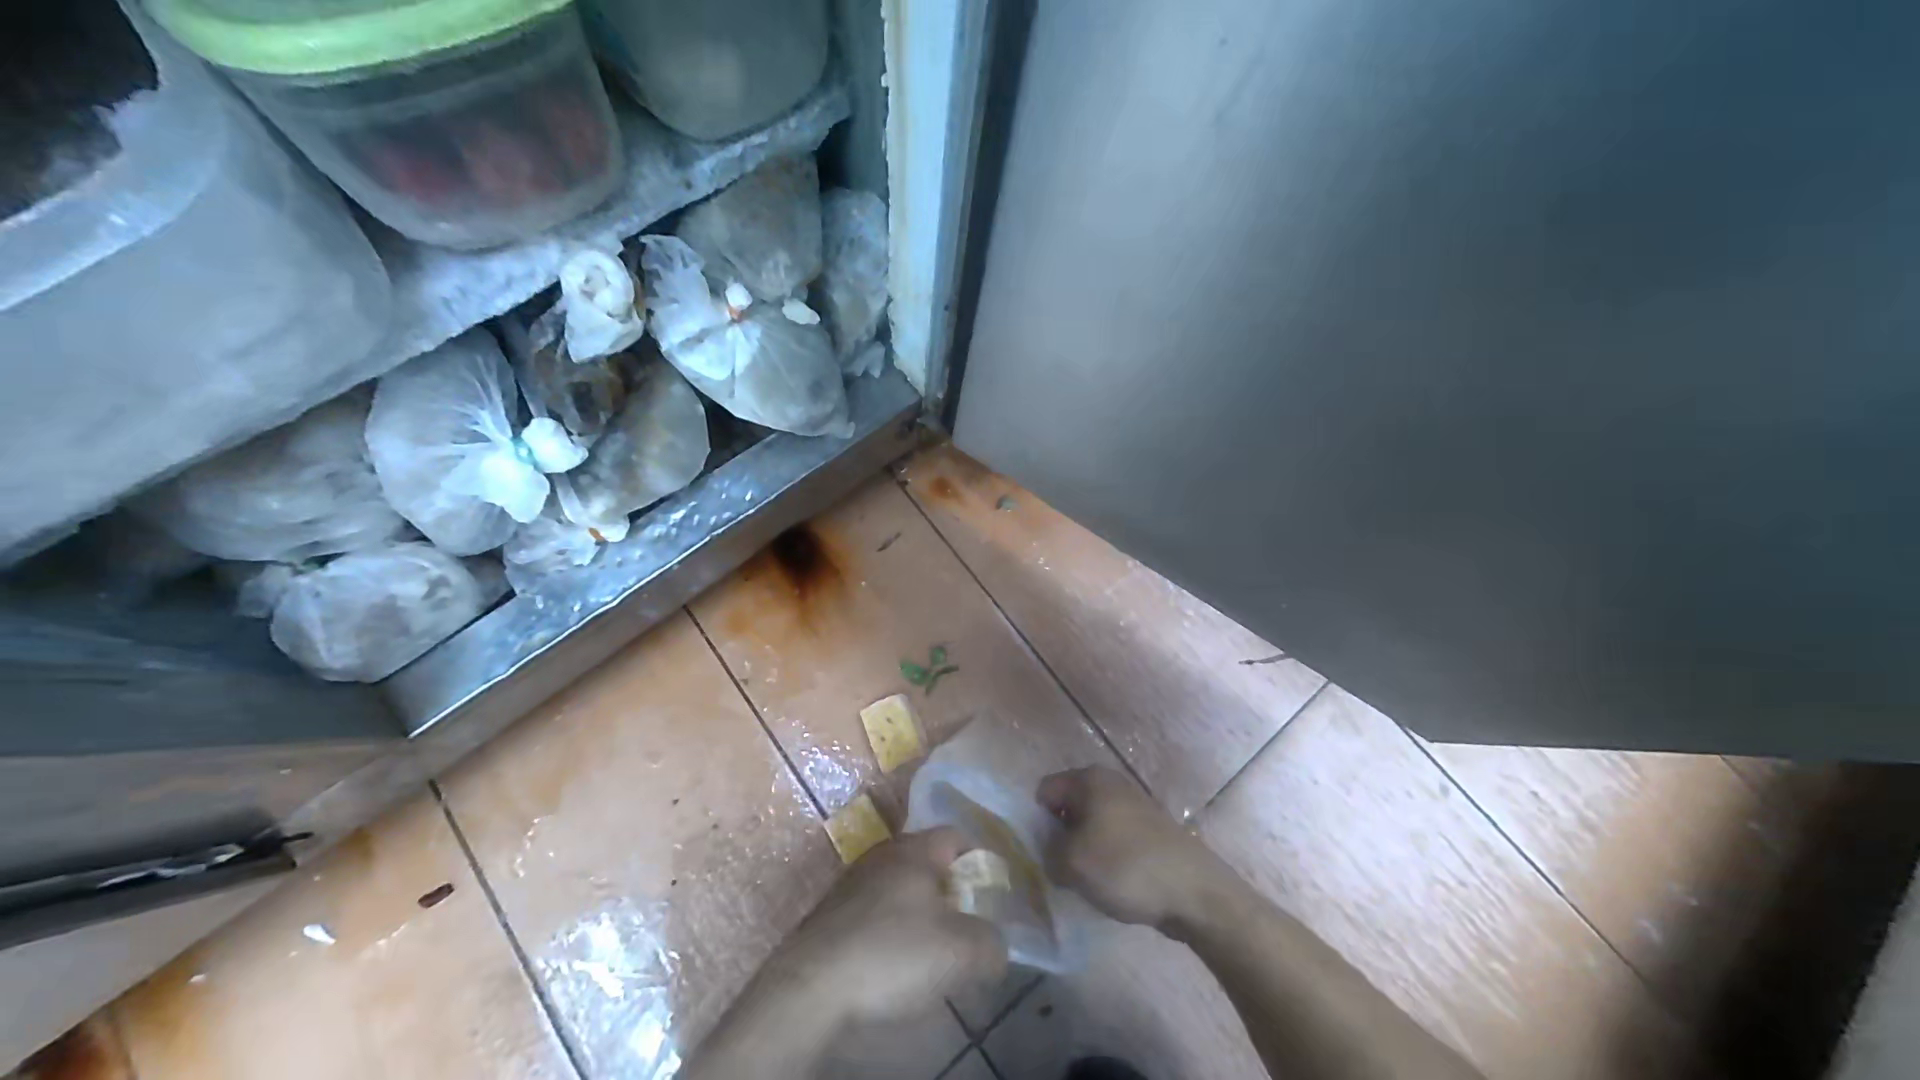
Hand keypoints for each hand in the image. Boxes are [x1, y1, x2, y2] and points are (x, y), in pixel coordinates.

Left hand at [768, 827, 1008, 1025]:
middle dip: (951, 894)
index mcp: (914, 849)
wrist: (810, 989)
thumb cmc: (893, 954)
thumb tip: (994, 946)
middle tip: (967, 929)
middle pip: (929, 864)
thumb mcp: (962, 952)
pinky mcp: (831, 915)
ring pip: (901, 891)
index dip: (981, 863)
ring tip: (932, 956)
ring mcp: (851, 883)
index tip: (992, 897)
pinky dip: (891, 934)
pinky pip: (875, 915)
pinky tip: (893, 968)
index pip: (958, 836)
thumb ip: (992, 943)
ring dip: (920, 917)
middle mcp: (882, 855)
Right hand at [1038, 766, 1244, 932]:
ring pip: (1091, 824)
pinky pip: (1113, 838)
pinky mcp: (1150, 830)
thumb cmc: (1125, 867)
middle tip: (1062, 869)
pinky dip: (1107, 858)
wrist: (1195, 893)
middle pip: (1067, 806)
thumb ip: (1047, 854)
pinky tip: (1113, 883)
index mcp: (1089, 779)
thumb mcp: (1071, 863)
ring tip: (1088, 880)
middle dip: (1060, 836)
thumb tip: (1053, 855)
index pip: (1044, 791)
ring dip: (1084, 850)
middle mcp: (1111, 783)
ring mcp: (1134, 805)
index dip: (1037, 821)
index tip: (1042, 852)